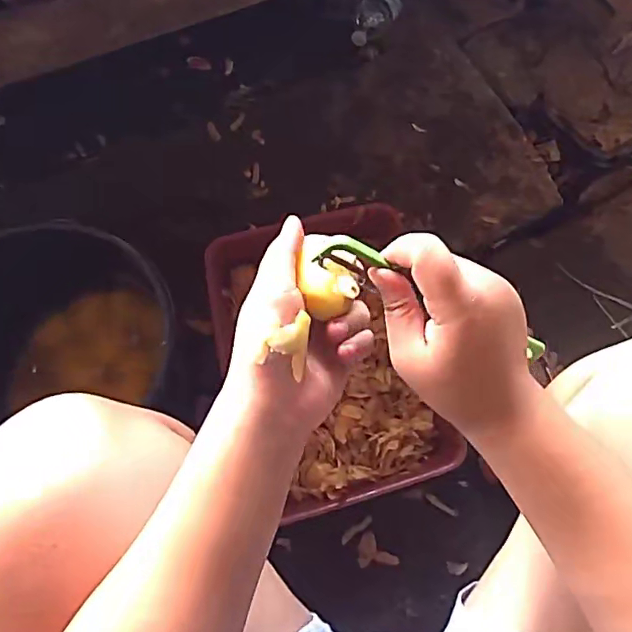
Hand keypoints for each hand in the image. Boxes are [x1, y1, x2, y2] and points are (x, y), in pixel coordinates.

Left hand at [225, 216, 374, 438]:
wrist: (274, 409)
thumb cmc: (266, 349)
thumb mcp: (272, 293)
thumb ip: (284, 256)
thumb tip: (294, 222)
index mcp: (285, 292)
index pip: (314, 263)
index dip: (332, 259)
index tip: (343, 260)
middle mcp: (306, 311)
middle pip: (343, 285)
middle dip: (346, 293)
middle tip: (340, 300)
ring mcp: (325, 336)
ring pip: (358, 310)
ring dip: (352, 321)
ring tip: (335, 337)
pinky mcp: (342, 358)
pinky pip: (365, 338)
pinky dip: (358, 343)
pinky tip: (344, 354)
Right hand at [371, 233, 539, 436]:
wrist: (506, 407)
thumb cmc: (456, 391)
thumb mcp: (409, 356)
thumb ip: (396, 308)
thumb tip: (381, 272)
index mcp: (463, 306)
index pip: (428, 250)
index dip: (399, 250)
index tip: (384, 269)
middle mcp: (487, 288)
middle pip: (437, 255)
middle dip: (412, 269)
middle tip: (400, 300)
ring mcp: (501, 286)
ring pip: (449, 261)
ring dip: (431, 279)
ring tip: (428, 317)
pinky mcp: (505, 289)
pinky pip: (465, 273)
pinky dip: (449, 286)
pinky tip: (448, 318)